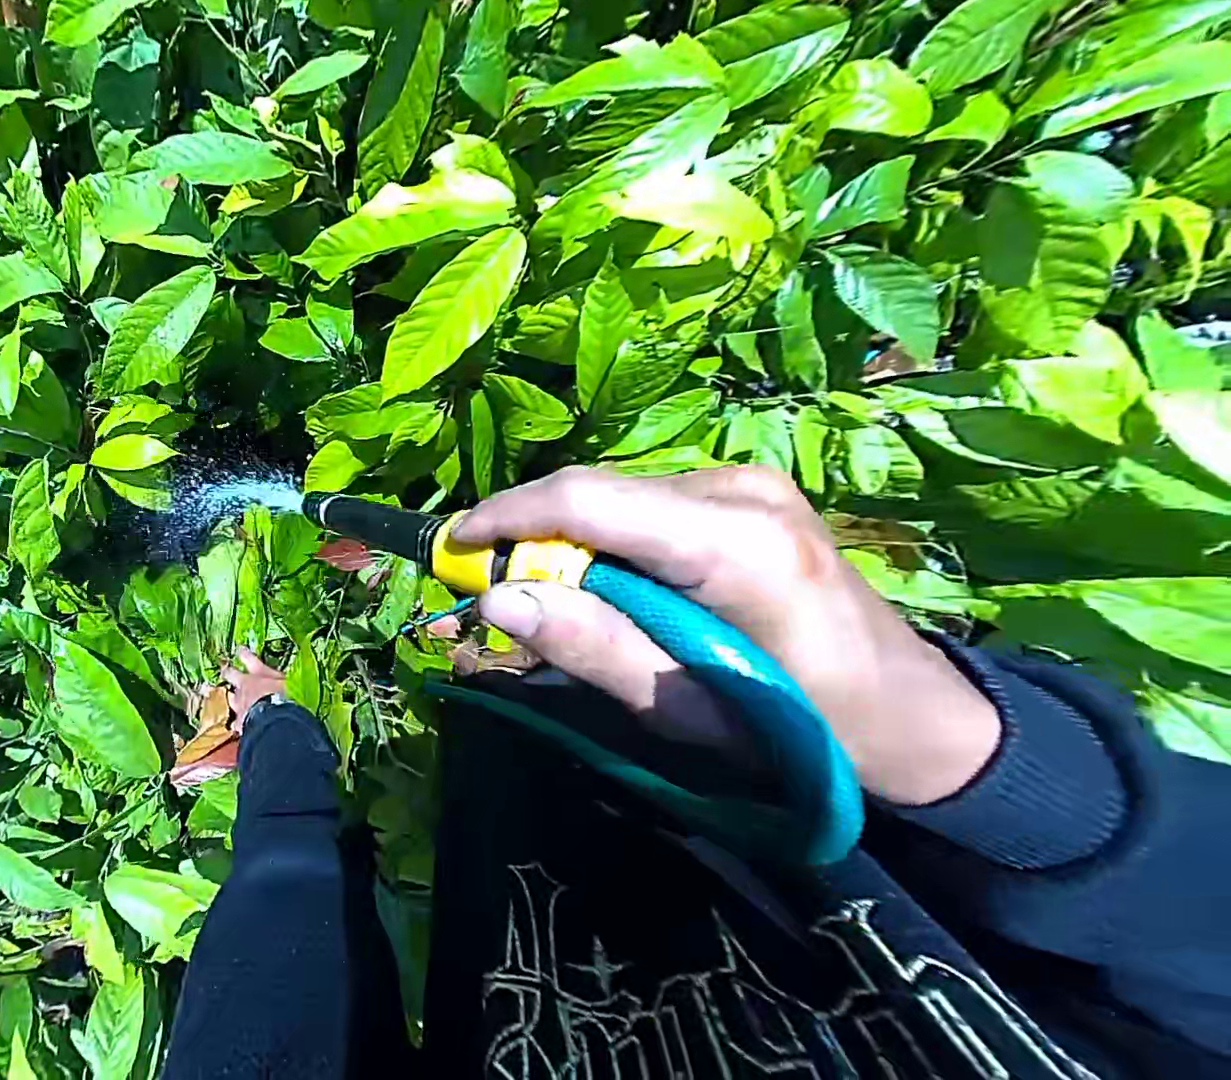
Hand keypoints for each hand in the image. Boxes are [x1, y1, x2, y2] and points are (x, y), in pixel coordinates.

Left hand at [222, 647, 286, 724]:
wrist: (274, 721)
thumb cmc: (285, 697)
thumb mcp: (288, 684)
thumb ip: (284, 681)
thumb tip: (290, 680)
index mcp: (259, 673)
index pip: (248, 658)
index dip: (243, 653)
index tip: (239, 649)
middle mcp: (245, 686)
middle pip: (231, 675)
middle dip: (228, 672)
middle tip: (225, 670)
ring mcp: (239, 704)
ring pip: (230, 698)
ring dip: (232, 698)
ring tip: (231, 700)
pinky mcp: (239, 722)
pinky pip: (236, 721)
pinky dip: (239, 722)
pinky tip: (240, 726)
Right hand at [451, 465, 999, 804]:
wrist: (915, 713)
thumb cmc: (803, 728)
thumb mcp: (682, 707)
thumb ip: (588, 646)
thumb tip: (492, 599)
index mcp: (735, 543)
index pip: (586, 501)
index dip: (505, 517)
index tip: (450, 549)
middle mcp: (734, 488)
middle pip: (588, 496)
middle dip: (521, 539)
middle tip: (480, 591)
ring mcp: (738, 481)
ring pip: (603, 500)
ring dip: (554, 546)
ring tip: (533, 602)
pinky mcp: (732, 492)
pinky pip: (630, 509)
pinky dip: (591, 546)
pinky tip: (590, 589)